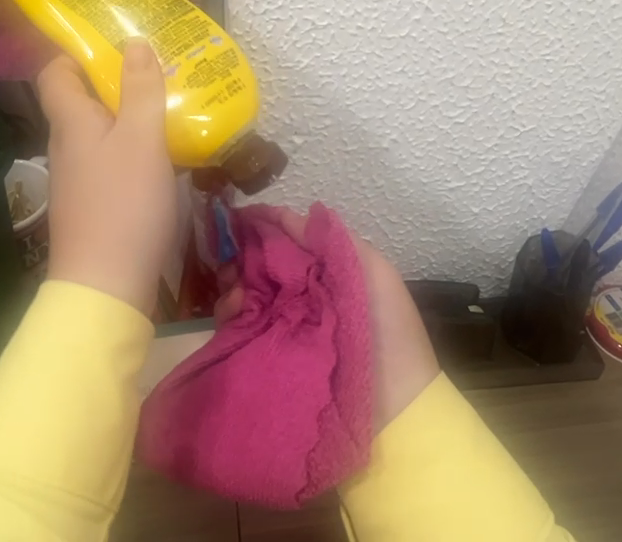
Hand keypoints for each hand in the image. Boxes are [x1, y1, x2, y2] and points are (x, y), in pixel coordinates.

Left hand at [36, 40, 179, 316]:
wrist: (106, 287)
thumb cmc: (123, 204)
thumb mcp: (141, 139)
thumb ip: (141, 89)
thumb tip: (134, 42)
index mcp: (71, 121)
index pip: (56, 72)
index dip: (79, 52)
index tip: (117, 43)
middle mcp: (68, 145)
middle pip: (84, 99)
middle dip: (119, 81)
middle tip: (161, 70)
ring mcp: (81, 177)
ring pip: (103, 131)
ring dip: (133, 116)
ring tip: (174, 106)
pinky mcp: (96, 203)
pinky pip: (114, 160)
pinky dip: (138, 149)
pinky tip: (170, 155)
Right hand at [214, 209, 440, 431]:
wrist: (395, 407)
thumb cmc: (387, 329)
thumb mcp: (373, 272)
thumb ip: (333, 239)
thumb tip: (287, 214)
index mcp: (325, 274)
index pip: (285, 245)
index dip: (261, 232)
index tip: (236, 222)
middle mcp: (301, 298)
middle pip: (259, 270)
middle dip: (239, 259)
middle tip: (226, 263)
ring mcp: (284, 330)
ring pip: (245, 297)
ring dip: (232, 287)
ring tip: (232, 294)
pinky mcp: (270, 360)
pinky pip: (241, 331)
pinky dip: (231, 318)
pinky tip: (232, 313)